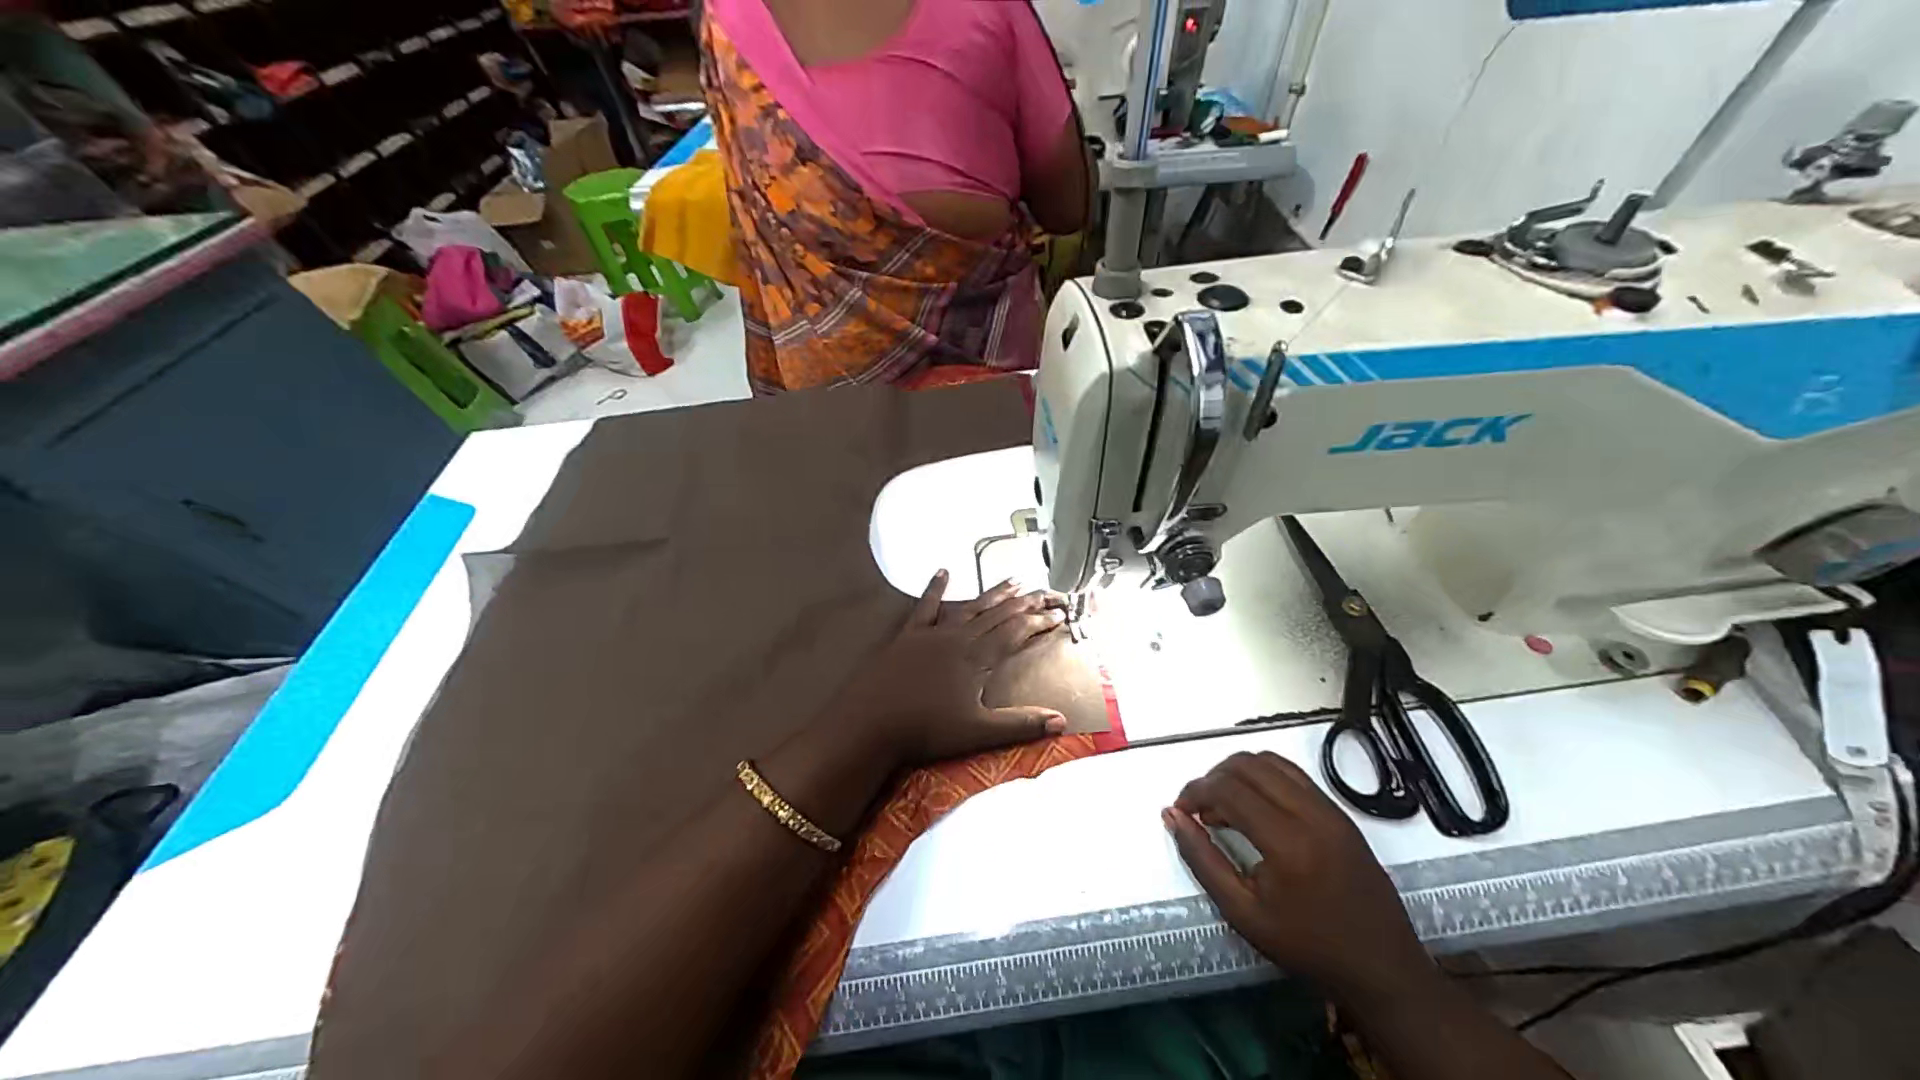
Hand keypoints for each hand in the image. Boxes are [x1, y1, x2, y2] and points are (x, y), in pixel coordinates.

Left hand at [836, 571, 1069, 768]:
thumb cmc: (925, 730)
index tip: (1059, 614)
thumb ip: (1020, 724)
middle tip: (1046, 592)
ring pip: (969, 607)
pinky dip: (935, 588)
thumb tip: (1061, 721)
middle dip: (1024, 603)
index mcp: (975, 658)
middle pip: (997, 614)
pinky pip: (925, 607)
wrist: (870, 723)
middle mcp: (957, 638)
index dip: (1039, 622)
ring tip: (1013, 580)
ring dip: (992, 593)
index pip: (1015, 633)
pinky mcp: (907, 636)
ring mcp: (931, 634)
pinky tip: (942, 572)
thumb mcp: (977, 732)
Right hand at [1163, 752, 1435, 1002]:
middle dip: (1212, 778)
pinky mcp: (1341, 813)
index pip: (1228, 789)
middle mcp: (1311, 814)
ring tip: (1223, 805)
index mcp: (1287, 842)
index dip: (1194, 792)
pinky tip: (1254, 806)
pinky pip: (1294, 775)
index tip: (1180, 811)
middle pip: (1247, 765)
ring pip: (1271, 761)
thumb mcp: (1243, 913)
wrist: (1382, 969)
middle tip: (1198, 808)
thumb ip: (1202, 859)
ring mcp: (1331, 810)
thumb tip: (1171, 816)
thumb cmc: (1307, 947)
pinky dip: (1264, 777)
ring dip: (1238, 773)